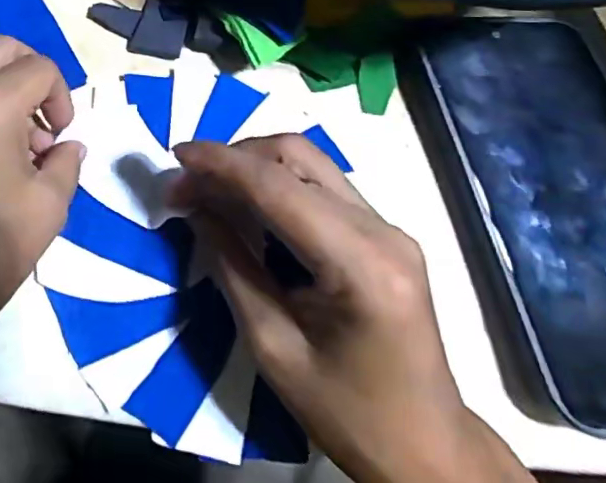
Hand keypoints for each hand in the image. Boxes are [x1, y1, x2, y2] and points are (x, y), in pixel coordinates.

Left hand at [0, 38, 84, 473]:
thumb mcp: (48, 206)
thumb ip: (66, 163)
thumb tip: (67, 146)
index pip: (41, 68)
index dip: (62, 97)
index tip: (62, 136)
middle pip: (3, 48)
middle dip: (33, 71)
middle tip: (46, 116)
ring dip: (8, 86)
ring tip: (25, 142)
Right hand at [171, 136, 530, 482]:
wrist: (428, 450)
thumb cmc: (348, 416)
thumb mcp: (274, 349)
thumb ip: (232, 267)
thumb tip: (196, 206)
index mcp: (360, 265)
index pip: (279, 188)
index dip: (222, 163)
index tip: (177, 155)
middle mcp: (381, 229)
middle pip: (297, 157)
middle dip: (235, 158)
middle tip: (188, 185)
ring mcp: (388, 226)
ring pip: (309, 163)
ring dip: (254, 165)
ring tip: (210, 190)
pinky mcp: (385, 232)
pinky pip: (321, 186)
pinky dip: (277, 184)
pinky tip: (248, 205)